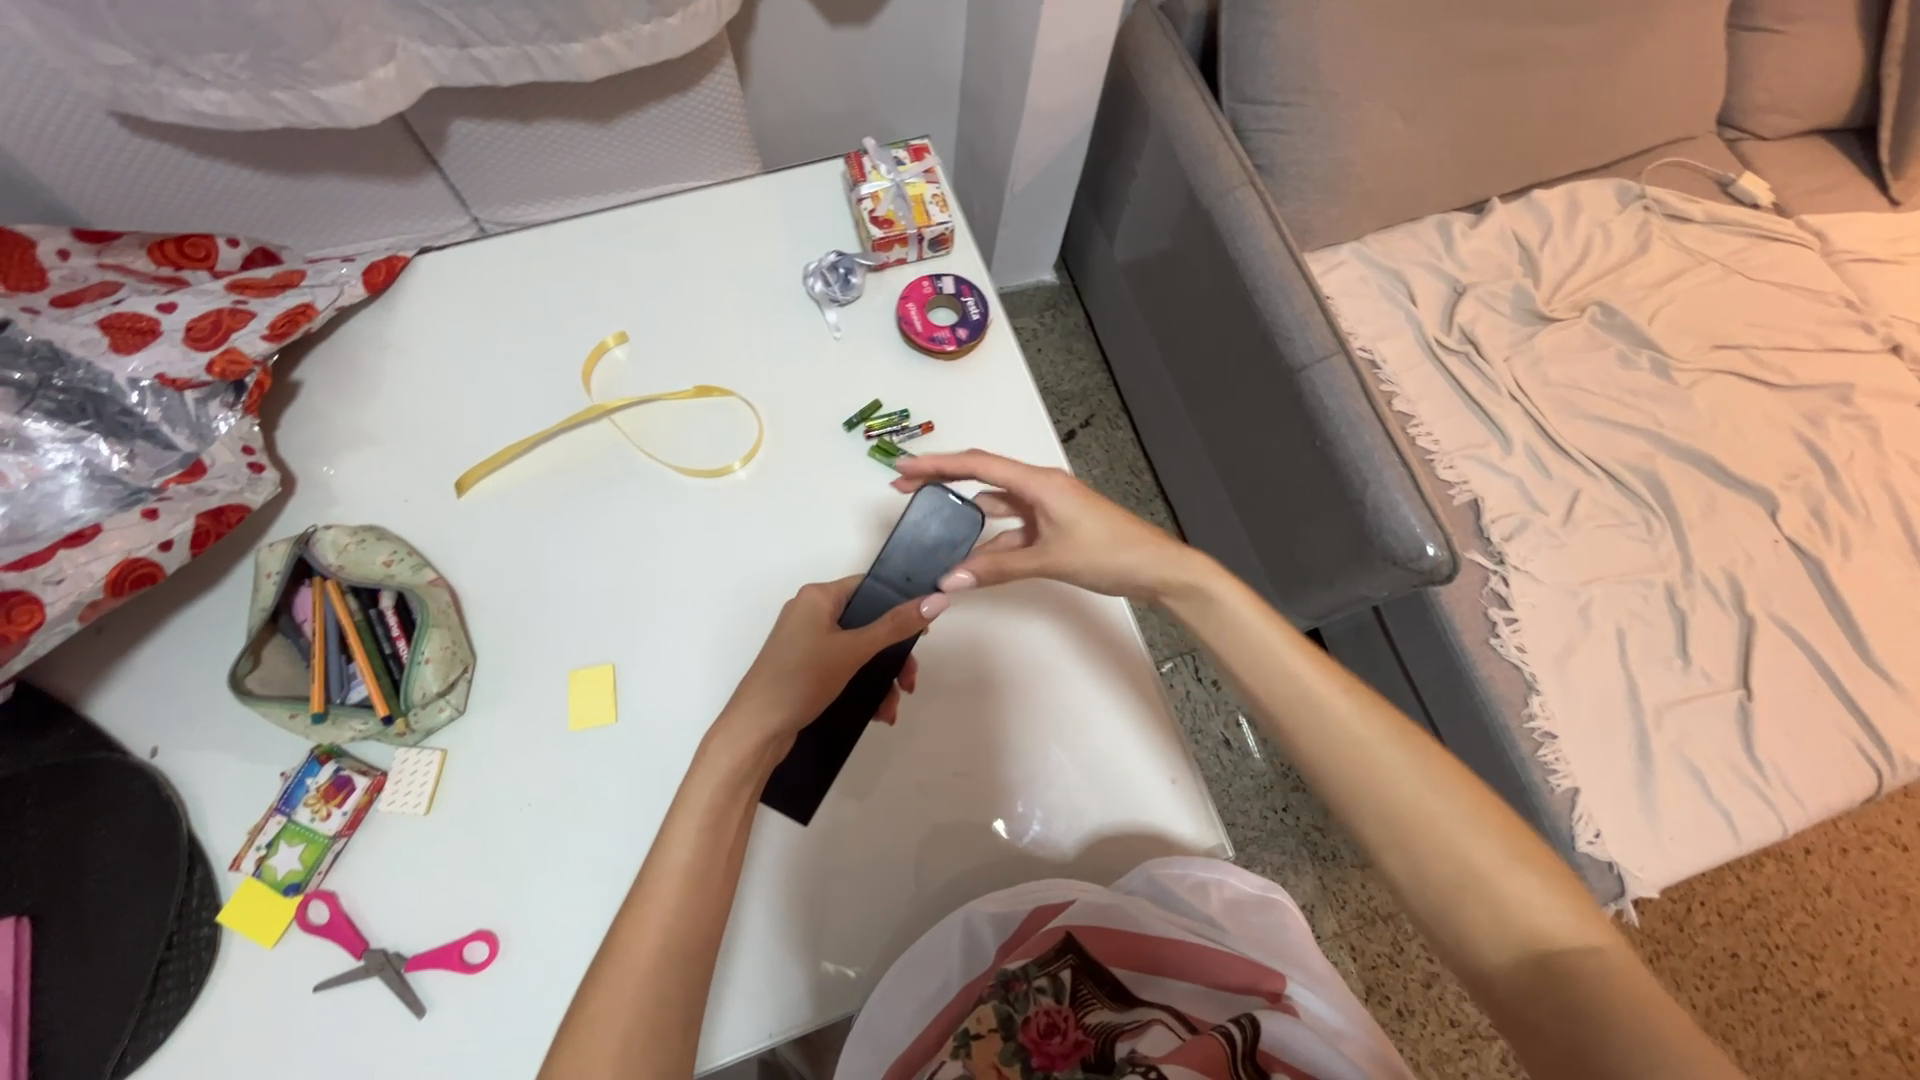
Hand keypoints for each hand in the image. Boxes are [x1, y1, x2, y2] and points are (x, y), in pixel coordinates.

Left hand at [715, 575, 945, 751]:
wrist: (756, 729)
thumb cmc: (802, 678)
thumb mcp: (854, 650)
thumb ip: (897, 625)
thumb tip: (938, 599)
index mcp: (818, 596)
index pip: (869, 586)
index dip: (900, 604)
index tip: (924, 632)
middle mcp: (810, 613)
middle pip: (868, 623)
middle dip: (893, 656)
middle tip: (910, 681)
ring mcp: (805, 642)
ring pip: (859, 651)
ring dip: (881, 678)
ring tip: (892, 708)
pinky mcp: (804, 668)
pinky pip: (844, 668)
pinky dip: (862, 686)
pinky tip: (877, 713)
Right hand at [891, 450, 1202, 600]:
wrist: (1155, 568)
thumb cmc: (1111, 553)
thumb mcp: (1048, 560)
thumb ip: (997, 569)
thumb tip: (951, 579)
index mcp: (1039, 482)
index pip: (977, 465)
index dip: (937, 464)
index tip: (904, 466)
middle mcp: (1039, 488)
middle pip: (981, 478)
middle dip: (942, 481)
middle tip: (904, 486)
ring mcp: (1046, 507)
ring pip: (996, 506)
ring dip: (966, 516)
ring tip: (930, 522)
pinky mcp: (1052, 526)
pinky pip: (1012, 530)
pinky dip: (991, 542)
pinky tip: (970, 559)